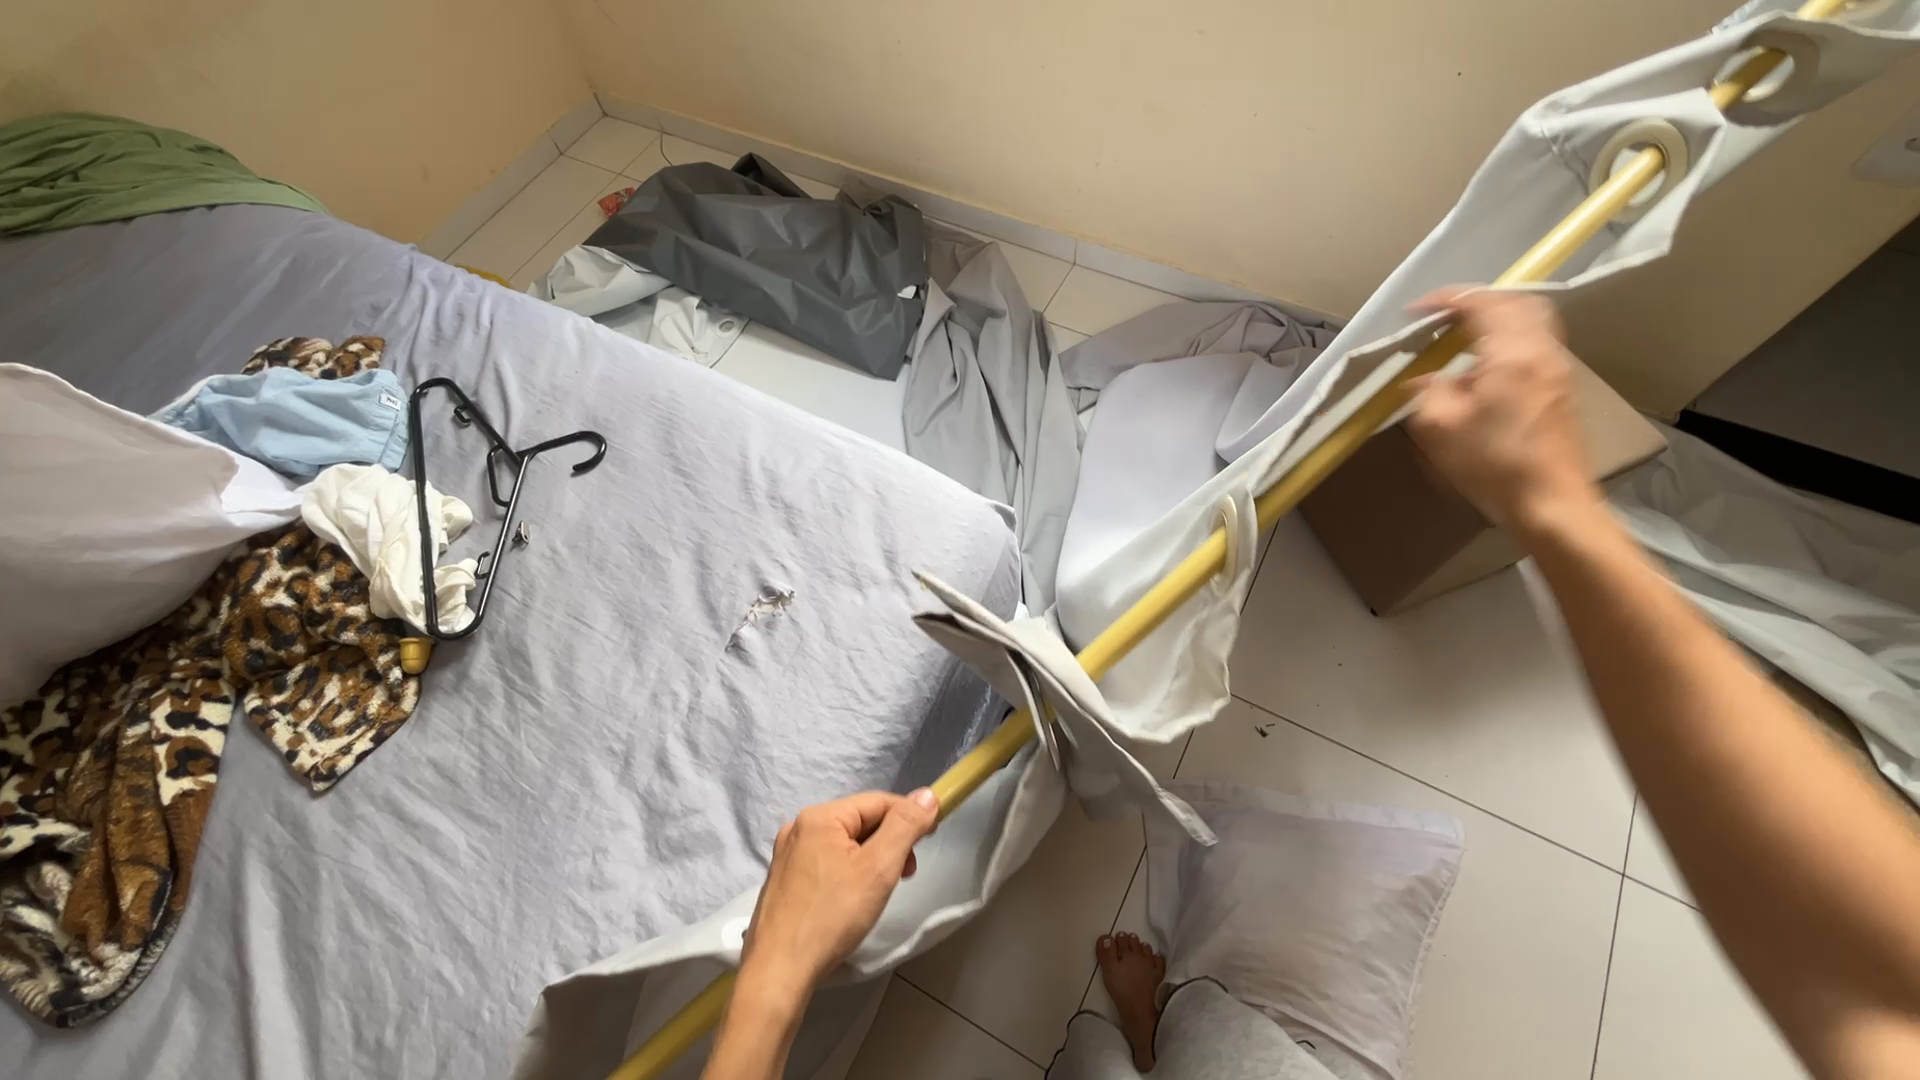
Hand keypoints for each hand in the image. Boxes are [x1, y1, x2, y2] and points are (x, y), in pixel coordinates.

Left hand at [740, 789, 940, 999]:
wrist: (778, 973)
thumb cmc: (832, 917)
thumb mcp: (878, 868)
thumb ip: (905, 826)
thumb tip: (926, 794)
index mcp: (819, 817)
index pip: (878, 802)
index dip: (909, 817)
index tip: (929, 840)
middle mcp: (798, 828)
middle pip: (860, 821)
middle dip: (890, 842)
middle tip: (905, 873)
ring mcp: (788, 855)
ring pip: (845, 843)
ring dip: (871, 859)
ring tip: (881, 890)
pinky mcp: (785, 881)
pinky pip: (827, 862)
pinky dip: (850, 872)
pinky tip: (854, 899)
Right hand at [1404, 287, 1599, 536]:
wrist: (1550, 501)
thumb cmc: (1492, 464)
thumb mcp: (1439, 429)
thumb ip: (1427, 391)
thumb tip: (1424, 378)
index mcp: (1511, 356)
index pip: (1482, 305)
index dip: (1446, 300)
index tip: (1415, 312)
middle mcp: (1541, 352)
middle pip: (1517, 302)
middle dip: (1478, 300)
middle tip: (1444, 315)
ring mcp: (1557, 369)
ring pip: (1532, 320)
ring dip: (1497, 317)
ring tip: (1463, 334)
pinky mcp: (1560, 388)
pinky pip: (1535, 343)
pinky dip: (1509, 337)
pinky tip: (1485, 364)